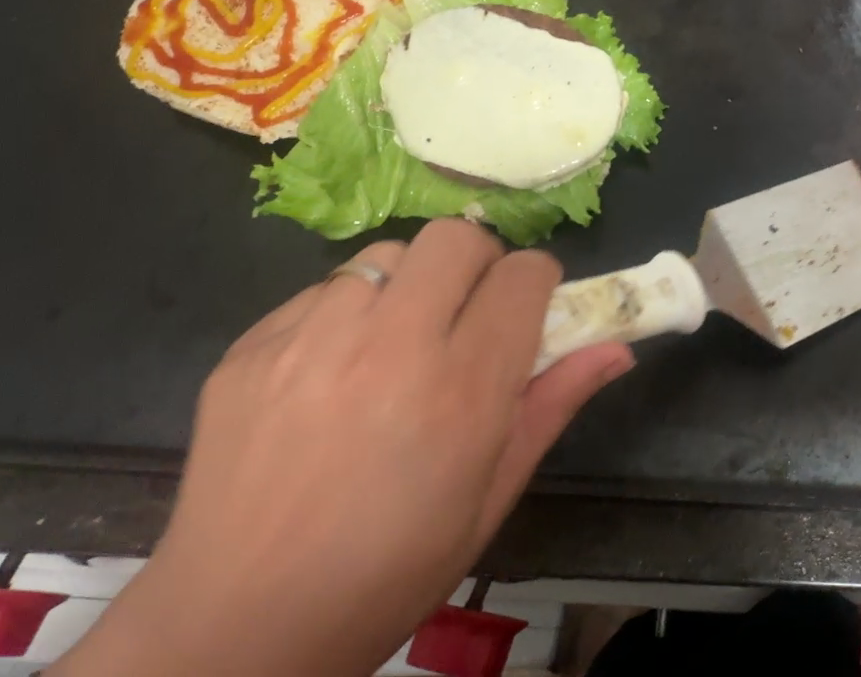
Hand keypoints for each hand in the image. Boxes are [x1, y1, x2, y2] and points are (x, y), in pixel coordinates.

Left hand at [51, 218, 633, 676]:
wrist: (242, 622)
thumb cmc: (393, 568)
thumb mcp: (493, 495)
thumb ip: (554, 404)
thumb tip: (618, 348)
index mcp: (462, 389)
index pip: (522, 276)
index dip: (538, 283)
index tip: (532, 309)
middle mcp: (389, 347)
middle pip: (455, 238)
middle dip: (480, 262)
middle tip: (471, 311)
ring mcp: (310, 342)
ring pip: (386, 256)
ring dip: (411, 283)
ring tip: (399, 341)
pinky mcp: (251, 350)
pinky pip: (321, 293)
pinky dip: (346, 313)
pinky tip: (336, 371)